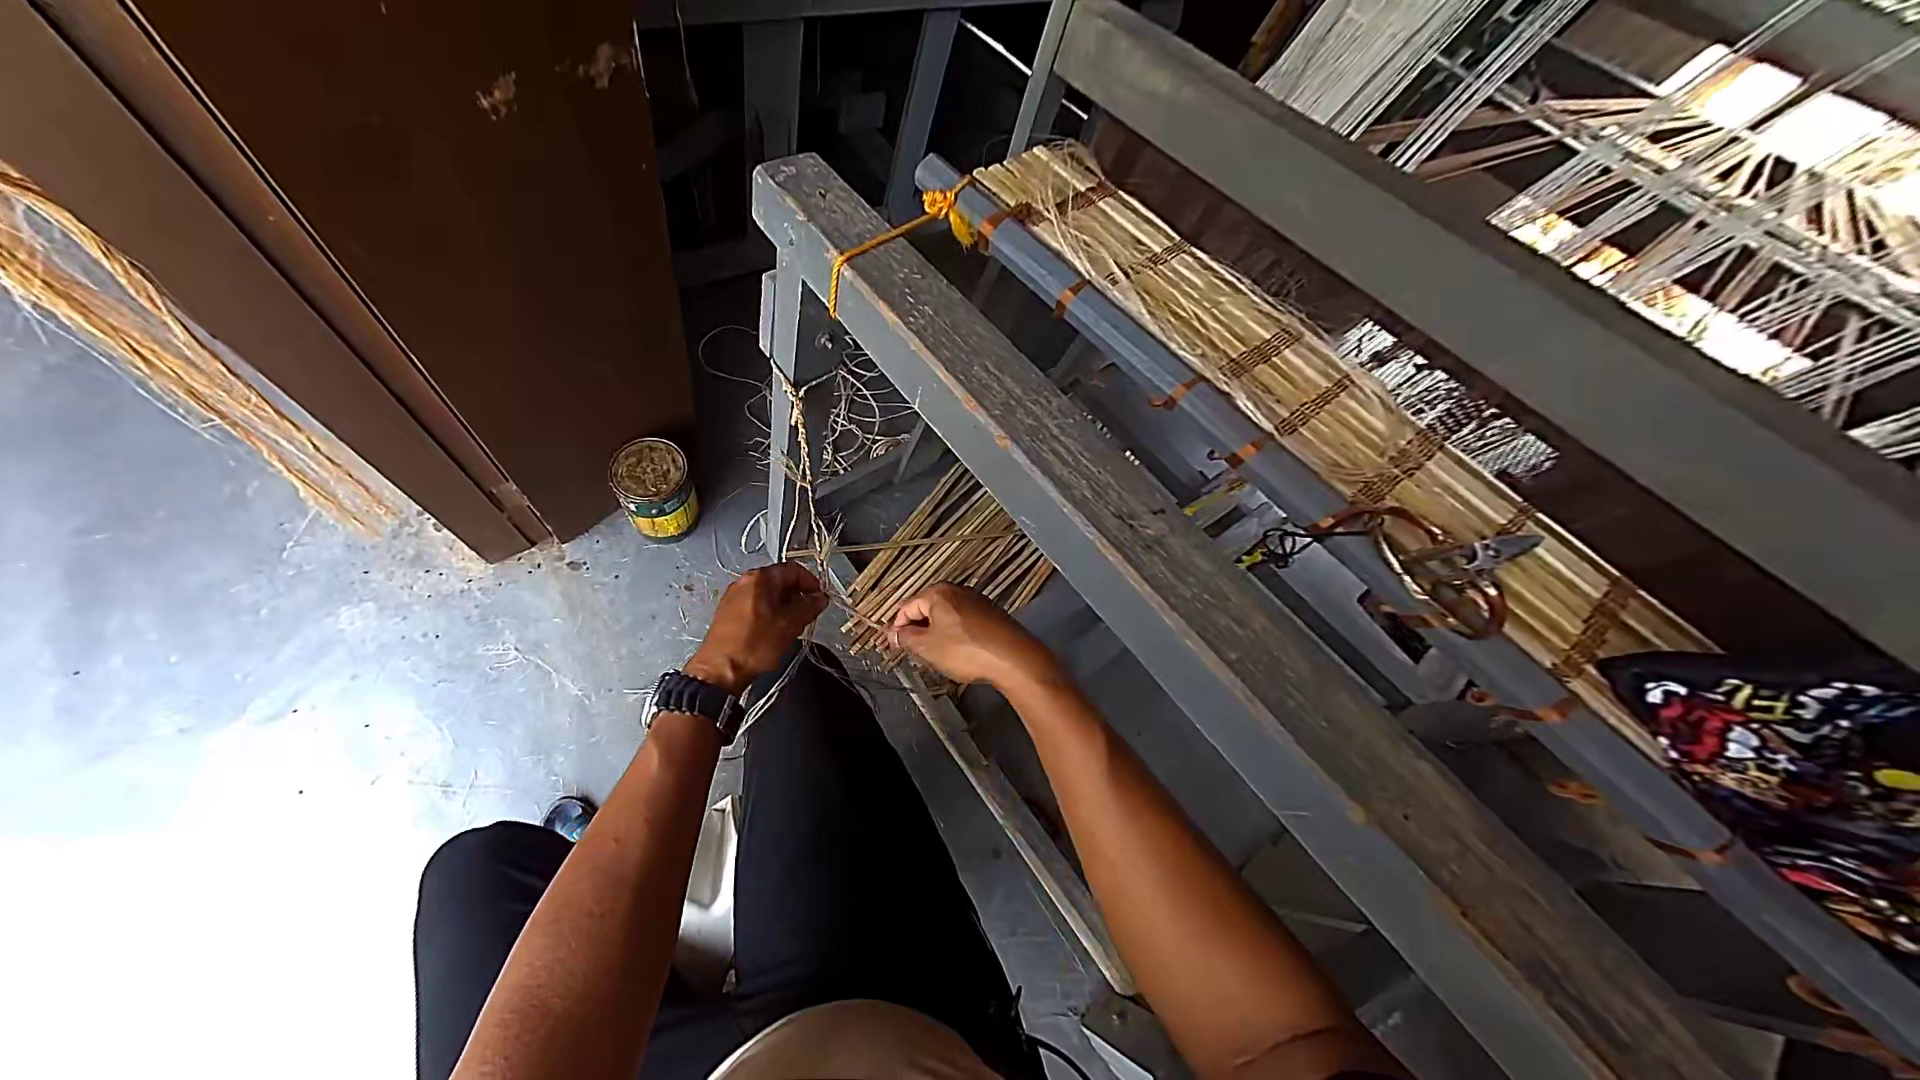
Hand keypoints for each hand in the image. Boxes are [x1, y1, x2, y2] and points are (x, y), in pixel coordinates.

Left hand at [686, 562, 827, 693]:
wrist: (720, 669)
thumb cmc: (754, 644)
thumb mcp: (790, 624)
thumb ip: (810, 606)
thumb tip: (820, 598)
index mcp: (759, 578)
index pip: (793, 569)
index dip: (811, 583)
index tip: (819, 599)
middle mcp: (744, 582)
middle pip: (780, 581)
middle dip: (798, 596)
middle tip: (807, 614)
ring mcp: (734, 597)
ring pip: (768, 595)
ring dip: (785, 606)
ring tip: (791, 626)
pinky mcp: (728, 613)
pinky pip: (756, 605)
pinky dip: (770, 614)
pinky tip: (774, 632)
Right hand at [888, 583, 1059, 689]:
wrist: (1013, 659)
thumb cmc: (969, 650)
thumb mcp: (927, 648)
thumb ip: (906, 638)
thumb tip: (896, 633)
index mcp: (938, 593)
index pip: (907, 607)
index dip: (898, 628)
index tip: (894, 644)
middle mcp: (958, 591)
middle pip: (928, 610)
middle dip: (919, 631)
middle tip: (915, 653)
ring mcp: (977, 602)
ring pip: (946, 618)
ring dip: (938, 635)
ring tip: (938, 657)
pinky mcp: (990, 616)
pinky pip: (964, 623)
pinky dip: (957, 636)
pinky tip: (960, 654)